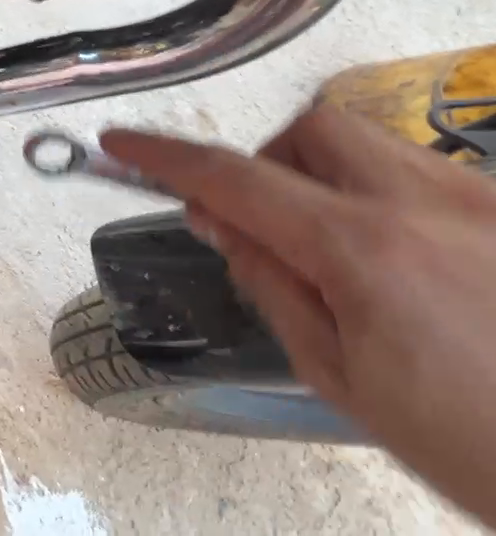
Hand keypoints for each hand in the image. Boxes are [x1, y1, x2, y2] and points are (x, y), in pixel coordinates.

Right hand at [105, 109, 495, 526]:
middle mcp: (439, 209)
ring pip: (382, 149)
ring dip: (335, 181)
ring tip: (354, 255)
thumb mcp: (342, 376)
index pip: (235, 177)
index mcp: (369, 251)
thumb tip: (218, 220)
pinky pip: (439, 183)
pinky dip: (398, 203)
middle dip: (271, 160)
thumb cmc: (481, 448)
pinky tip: (425, 270)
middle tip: (270, 220)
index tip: (118, 142)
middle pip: (317, 130)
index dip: (163, 156)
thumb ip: (270, 282)